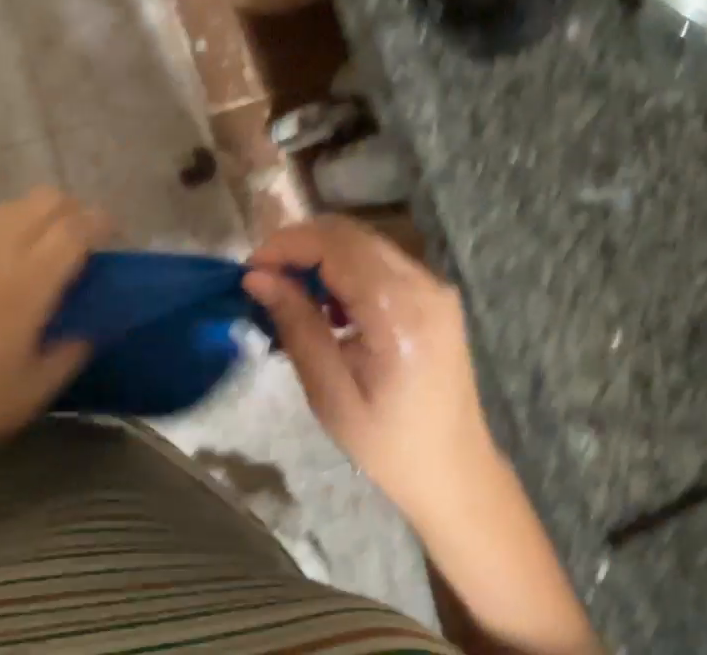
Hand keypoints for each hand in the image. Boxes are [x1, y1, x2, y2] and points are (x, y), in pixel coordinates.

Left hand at [0, 188, 107, 473]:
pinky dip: (2, 229)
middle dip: (73, 211)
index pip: (76, 228)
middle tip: (83, 242)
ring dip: (37, 217)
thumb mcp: (34, 390)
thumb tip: (92, 323)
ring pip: (10, 206)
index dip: (102, 222)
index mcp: (25, 282)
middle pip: (46, 199)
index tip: (116, 234)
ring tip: (40, 253)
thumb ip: (72, 348)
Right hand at [243, 216, 494, 522]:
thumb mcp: (330, 392)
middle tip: (263, 277)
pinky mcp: (434, 296)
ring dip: (320, 255)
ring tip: (290, 293)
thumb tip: (256, 277)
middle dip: (299, 245)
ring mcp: (433, 287)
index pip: (336, 246)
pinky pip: (379, 261)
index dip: (287, 245)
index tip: (250, 269)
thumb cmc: (387, 443)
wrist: (455, 472)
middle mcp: (423, 286)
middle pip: (350, 235)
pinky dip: (344, 268)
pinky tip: (328, 306)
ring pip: (363, 242)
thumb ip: (296, 325)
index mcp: (399, 312)